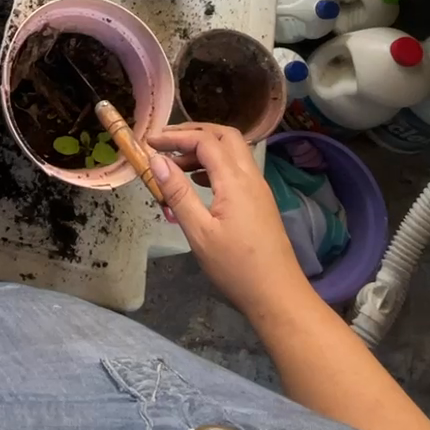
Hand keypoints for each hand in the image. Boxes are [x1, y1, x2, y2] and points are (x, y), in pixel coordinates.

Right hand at [147, 123, 312, 321]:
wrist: (279, 297)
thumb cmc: (236, 267)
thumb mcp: (199, 232)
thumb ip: (178, 193)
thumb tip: (157, 160)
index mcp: (235, 181)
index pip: (204, 140)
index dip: (175, 137)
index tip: (150, 143)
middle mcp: (250, 176)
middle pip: (224, 135)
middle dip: (193, 131)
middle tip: (166, 141)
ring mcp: (258, 188)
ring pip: (233, 151)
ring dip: (205, 148)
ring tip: (177, 163)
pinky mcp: (260, 201)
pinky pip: (237, 168)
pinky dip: (215, 164)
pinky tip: (199, 181)